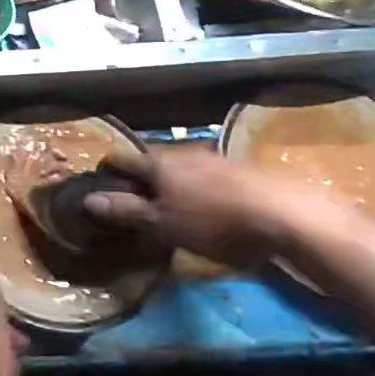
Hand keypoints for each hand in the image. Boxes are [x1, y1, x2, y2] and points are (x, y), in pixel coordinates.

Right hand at [82, 146, 344, 269]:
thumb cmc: (214, 222)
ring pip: (177, 168)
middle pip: (149, 162)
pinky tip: (204, 209)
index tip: (103, 192)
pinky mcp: (237, 170)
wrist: (287, 216)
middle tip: (135, 207)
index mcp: (157, 161)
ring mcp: (211, 158)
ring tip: (169, 210)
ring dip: (168, 185)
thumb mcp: (163, 224)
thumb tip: (87, 200)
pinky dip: (193, 189)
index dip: (107, 173)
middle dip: (139, 180)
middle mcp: (181, 152)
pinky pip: (202, 176)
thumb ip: (126, 210)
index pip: (119, 158)